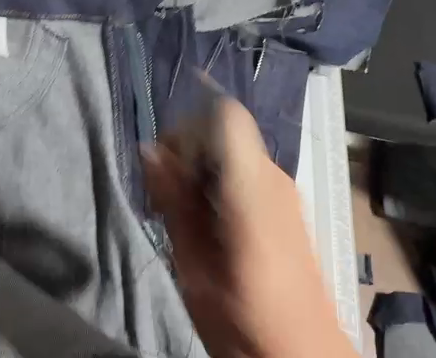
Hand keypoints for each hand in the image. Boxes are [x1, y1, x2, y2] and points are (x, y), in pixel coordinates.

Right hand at [142, 98, 357, 357]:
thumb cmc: (244, 321)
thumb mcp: (194, 267)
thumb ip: (174, 202)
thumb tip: (149, 151)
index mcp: (251, 186)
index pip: (224, 114)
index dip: (188, 125)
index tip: (164, 163)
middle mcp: (273, 176)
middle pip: (223, 131)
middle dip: (187, 153)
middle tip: (162, 197)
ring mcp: (284, 191)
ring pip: (232, 152)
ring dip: (200, 171)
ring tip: (180, 216)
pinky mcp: (286, 208)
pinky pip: (244, 174)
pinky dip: (218, 185)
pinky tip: (206, 227)